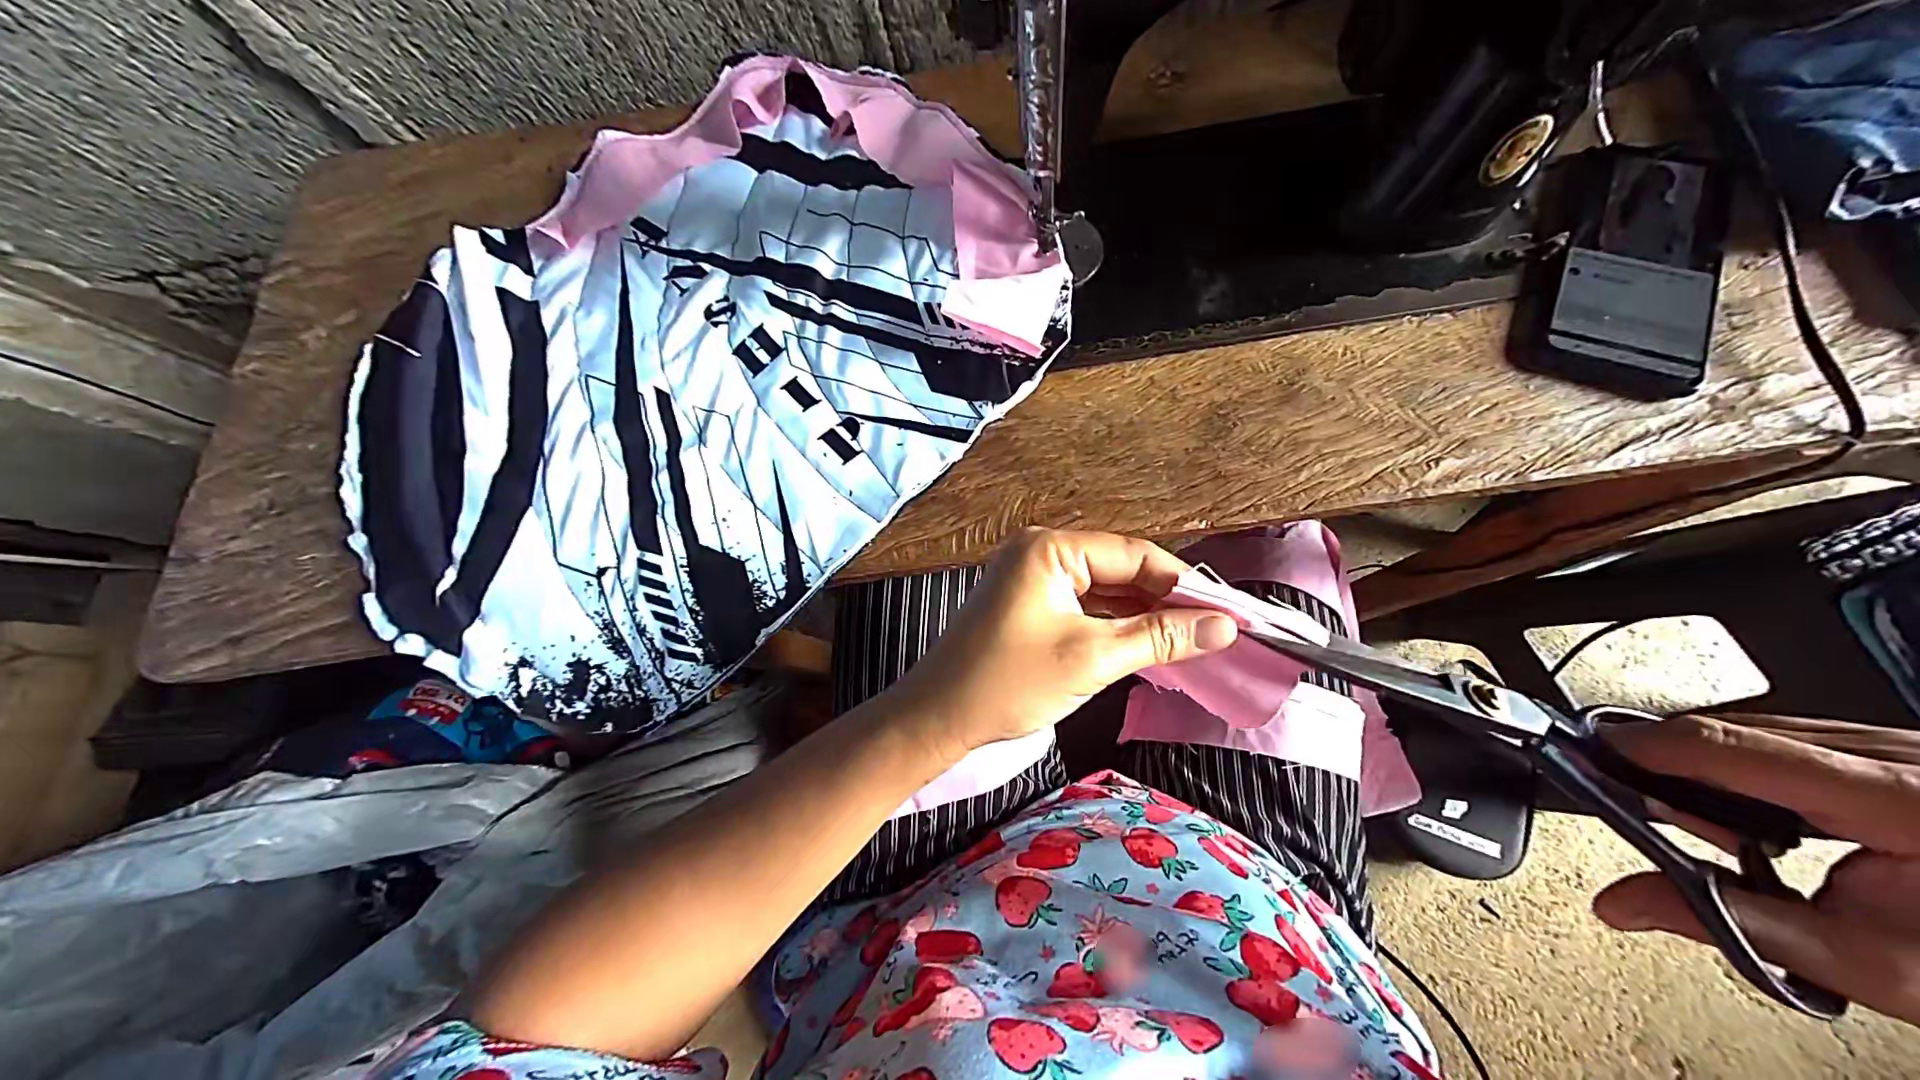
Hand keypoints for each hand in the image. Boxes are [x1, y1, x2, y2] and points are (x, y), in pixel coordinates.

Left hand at [887, 528, 1238, 759]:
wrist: (939, 718)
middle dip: (1166, 601)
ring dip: (1144, 616)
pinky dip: (1117, 626)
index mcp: (1049, 549)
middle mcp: (1040, 552)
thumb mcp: (1092, 658)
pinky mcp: (1031, 604)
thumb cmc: (1008, 684)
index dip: (1184, 583)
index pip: (1134, 554)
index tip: (1229, 611)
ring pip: (1105, 591)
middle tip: (1218, 629)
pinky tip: (1152, 644)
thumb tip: (1224, 625)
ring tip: (1195, 640)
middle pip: (1121, 570)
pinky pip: (1086, 607)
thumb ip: (1161, 637)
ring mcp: (1033, 578)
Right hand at [1593, 714, 1919, 1023]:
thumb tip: (1625, 902)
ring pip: (1765, 731)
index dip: (1647, 746)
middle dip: (1672, 763)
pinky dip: (1751, 768)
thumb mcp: (1866, 961)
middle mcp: (1907, 758)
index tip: (1590, 753)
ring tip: (1694, 816)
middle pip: (1739, 732)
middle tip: (1635, 800)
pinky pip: (1800, 741)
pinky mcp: (1907, 756)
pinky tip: (1753, 811)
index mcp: (1899, 800)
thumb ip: (1729, 920)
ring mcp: (1909, 752)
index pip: (1731, 748)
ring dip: (1710, 767)